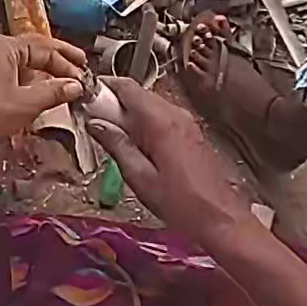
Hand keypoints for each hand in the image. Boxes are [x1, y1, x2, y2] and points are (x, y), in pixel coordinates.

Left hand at [0, 34, 86, 152]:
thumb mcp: (25, 104)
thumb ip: (54, 92)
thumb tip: (76, 86)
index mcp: (6, 47)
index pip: (46, 48)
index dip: (67, 64)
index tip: (83, 78)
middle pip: (36, 50)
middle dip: (59, 60)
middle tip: (80, 68)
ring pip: (26, 62)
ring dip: (46, 72)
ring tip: (66, 82)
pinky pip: (16, 74)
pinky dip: (32, 81)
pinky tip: (42, 93)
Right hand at [86, 76, 251, 237]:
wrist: (221, 219)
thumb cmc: (179, 202)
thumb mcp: (138, 176)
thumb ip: (115, 144)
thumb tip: (94, 123)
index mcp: (159, 120)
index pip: (126, 86)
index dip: (102, 87)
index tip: (85, 98)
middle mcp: (174, 113)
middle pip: (137, 93)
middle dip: (113, 101)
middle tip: (93, 119)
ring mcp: (185, 120)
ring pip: (148, 103)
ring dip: (128, 112)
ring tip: (111, 134)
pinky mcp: (190, 130)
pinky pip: (161, 115)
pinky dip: (143, 120)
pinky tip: (134, 142)